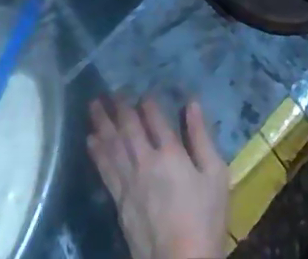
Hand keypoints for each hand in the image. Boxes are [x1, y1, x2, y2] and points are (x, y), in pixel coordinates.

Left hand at [88, 97, 228, 258]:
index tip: (141, 91)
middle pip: (127, 130)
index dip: (147, 104)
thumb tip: (192, 103)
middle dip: (118, 109)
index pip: (155, 120)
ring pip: (111, 147)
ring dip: (102, 125)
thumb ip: (202, 136)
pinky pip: (105, 170)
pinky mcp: (119, 203)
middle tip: (108, 91)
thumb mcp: (216, 173)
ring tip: (93, 107)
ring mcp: (129, 184)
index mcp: (170, 154)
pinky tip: (91, 141)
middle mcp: (145, 163)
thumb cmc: (206, 216)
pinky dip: (97, 153)